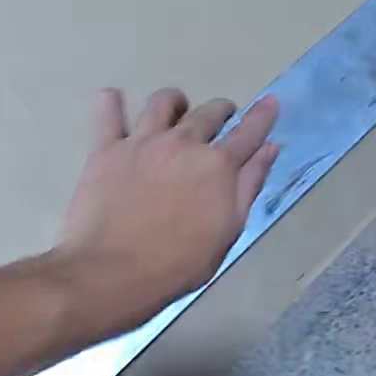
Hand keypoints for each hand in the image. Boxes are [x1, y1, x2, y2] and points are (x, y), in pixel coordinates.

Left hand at [51, 88, 278, 340]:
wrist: (114, 272)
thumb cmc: (178, 265)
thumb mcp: (227, 231)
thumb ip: (249, 186)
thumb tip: (269, 149)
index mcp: (217, 166)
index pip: (248, 133)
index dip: (262, 116)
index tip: (270, 102)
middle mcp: (182, 143)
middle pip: (208, 113)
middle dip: (220, 112)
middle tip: (219, 120)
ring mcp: (141, 142)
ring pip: (162, 102)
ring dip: (175, 103)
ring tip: (173, 113)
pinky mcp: (105, 149)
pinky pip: (107, 109)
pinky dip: (112, 102)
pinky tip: (115, 103)